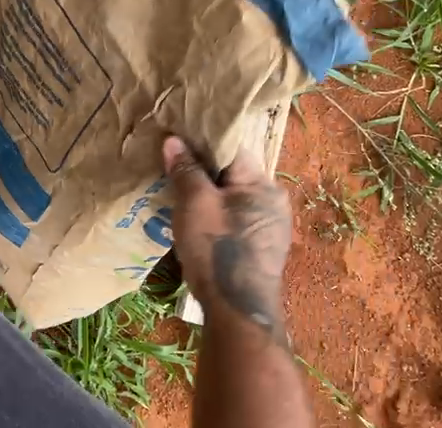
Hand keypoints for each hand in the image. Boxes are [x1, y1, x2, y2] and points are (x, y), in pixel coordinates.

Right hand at [163, 135, 292, 347]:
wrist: (238, 310)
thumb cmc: (217, 248)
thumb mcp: (194, 202)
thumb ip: (185, 168)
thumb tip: (173, 139)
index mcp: (263, 185)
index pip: (232, 146)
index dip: (202, 137)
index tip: (174, 131)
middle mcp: (272, 201)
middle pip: (231, 170)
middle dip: (200, 165)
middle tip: (168, 159)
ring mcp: (268, 225)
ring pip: (230, 193)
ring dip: (204, 188)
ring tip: (174, 185)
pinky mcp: (258, 244)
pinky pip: (232, 213)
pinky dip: (212, 208)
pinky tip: (191, 214)